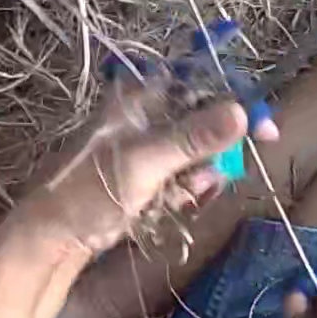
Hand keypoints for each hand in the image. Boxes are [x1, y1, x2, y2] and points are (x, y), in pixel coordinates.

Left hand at [3, 76, 266, 259]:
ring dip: (202, 172)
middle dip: (217, 146)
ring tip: (183, 193)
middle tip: (218, 174)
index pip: (197, 80)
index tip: (263, 125)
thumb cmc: (89, 191)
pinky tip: (176, 202)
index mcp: (140, 97)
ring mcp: (149, 145)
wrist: (54, 237)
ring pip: (198, 149)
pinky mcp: (150, 173)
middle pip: (203, 117)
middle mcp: (147, 114)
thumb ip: (193, 138)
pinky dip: (188, 188)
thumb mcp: (144, 163)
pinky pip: (185, 173)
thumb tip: (243, 111)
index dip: (232, 96)